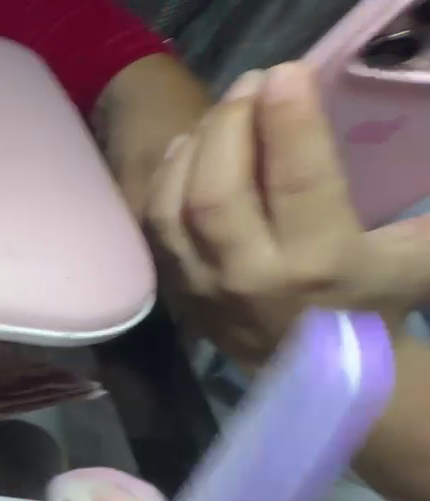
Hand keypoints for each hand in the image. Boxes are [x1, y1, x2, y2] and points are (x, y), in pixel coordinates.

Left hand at [146, 60, 429, 366]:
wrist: (314, 370)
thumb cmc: (376, 300)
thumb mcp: (419, 251)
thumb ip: (422, 208)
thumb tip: (416, 130)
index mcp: (318, 262)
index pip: (294, 180)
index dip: (287, 123)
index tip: (285, 74)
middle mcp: (247, 274)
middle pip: (215, 194)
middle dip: (229, 129)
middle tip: (250, 83)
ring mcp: (199, 286)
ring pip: (171, 213)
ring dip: (190, 155)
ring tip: (217, 114)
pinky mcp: (171, 291)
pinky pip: (153, 234)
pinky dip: (162, 187)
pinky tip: (181, 153)